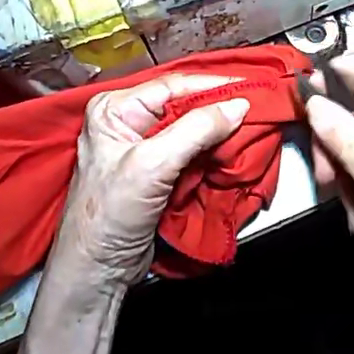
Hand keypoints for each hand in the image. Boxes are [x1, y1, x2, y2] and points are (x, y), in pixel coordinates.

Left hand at [50, 74, 250, 293]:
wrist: (98, 268)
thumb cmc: (107, 215)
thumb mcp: (150, 165)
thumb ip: (194, 131)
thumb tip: (236, 106)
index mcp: (114, 109)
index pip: (171, 86)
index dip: (212, 86)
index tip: (249, 88)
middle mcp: (126, 121)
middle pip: (183, 104)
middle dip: (218, 107)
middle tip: (256, 106)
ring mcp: (141, 146)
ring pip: (190, 127)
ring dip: (218, 130)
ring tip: (250, 125)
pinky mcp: (156, 171)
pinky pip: (190, 151)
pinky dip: (212, 150)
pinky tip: (232, 148)